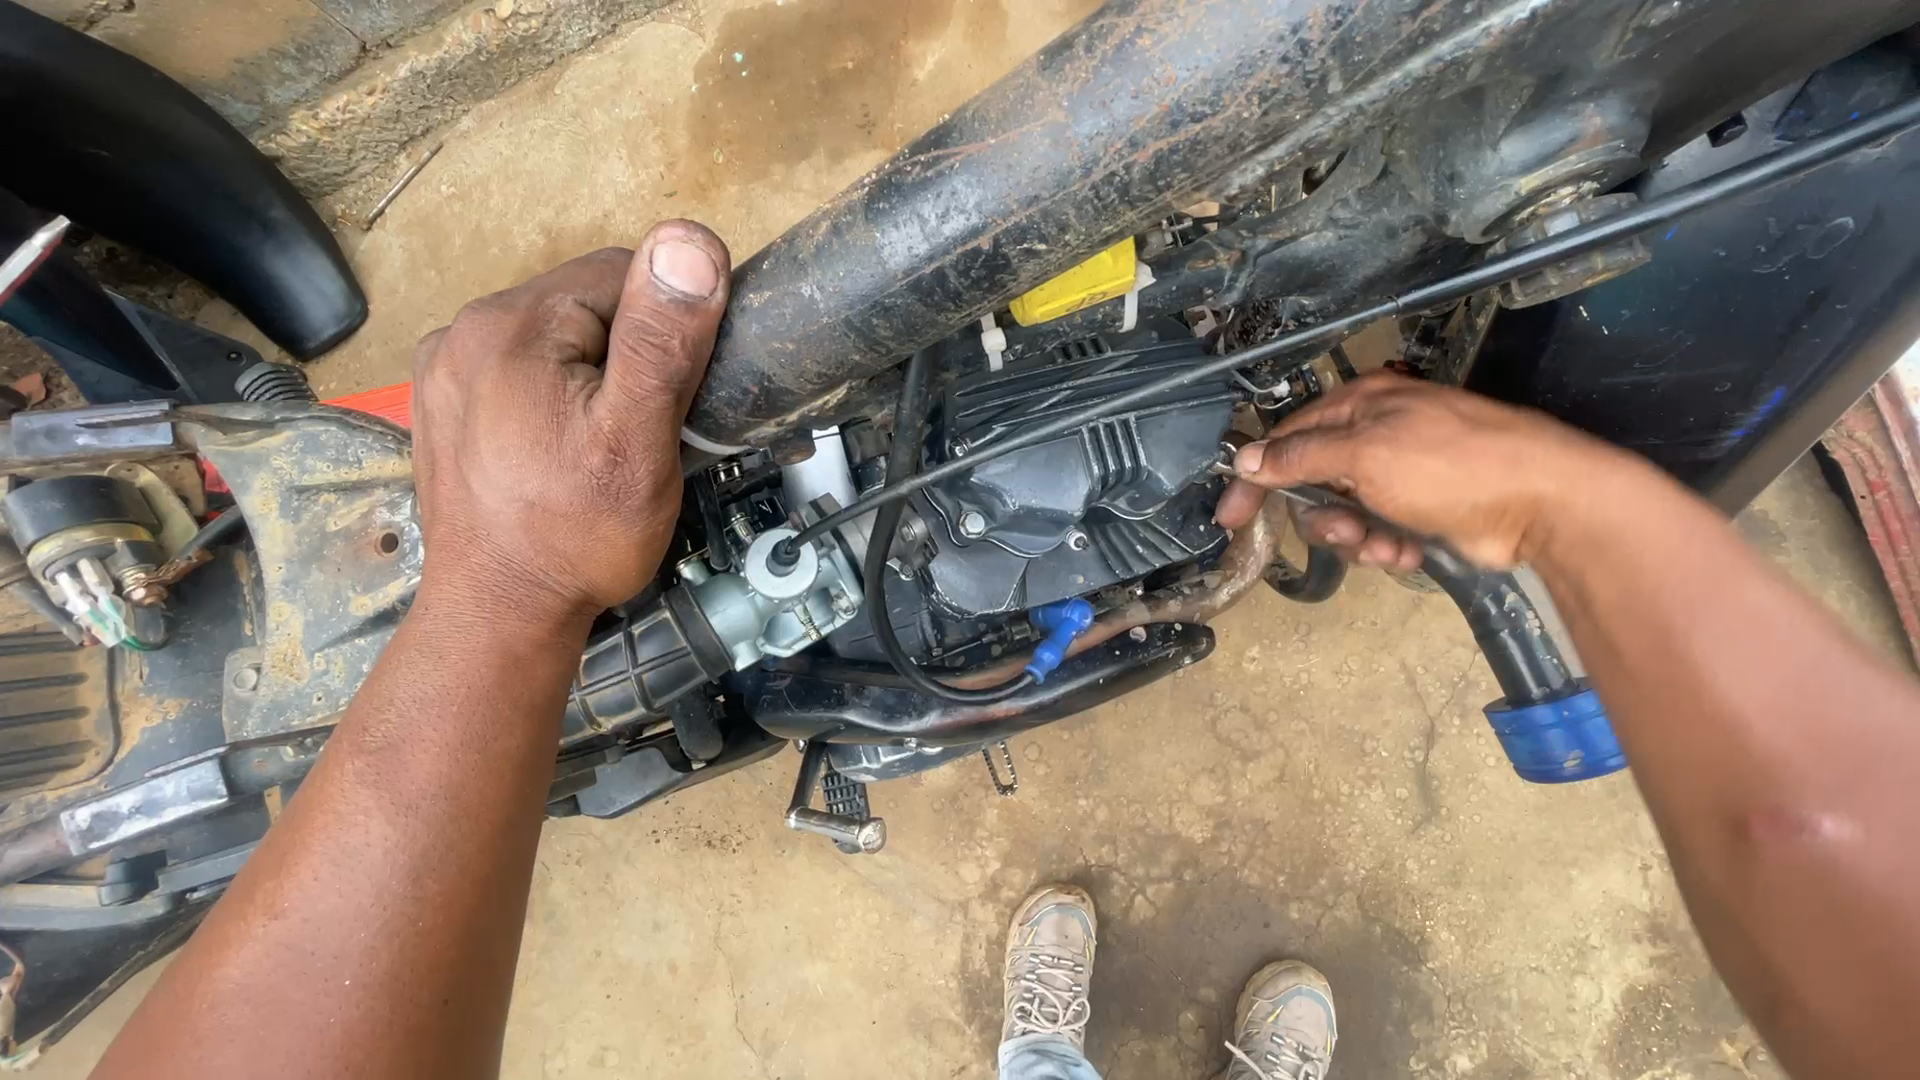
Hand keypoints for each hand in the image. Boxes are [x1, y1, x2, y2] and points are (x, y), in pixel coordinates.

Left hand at [410, 221, 731, 626]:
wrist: (503, 613)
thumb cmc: (580, 533)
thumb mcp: (637, 440)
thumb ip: (662, 342)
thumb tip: (690, 239)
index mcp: (513, 324)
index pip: (623, 274)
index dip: (672, 326)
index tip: (686, 389)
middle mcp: (465, 329)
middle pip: (586, 303)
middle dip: (636, 349)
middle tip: (655, 423)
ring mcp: (446, 368)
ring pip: (557, 335)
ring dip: (599, 370)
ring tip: (615, 438)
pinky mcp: (445, 403)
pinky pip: (521, 367)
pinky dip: (559, 389)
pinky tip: (567, 443)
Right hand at [1214, 372, 1648, 568]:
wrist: (1545, 504)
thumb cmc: (1450, 466)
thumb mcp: (1366, 454)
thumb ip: (1300, 457)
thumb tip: (1245, 459)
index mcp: (1359, 406)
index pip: (1285, 441)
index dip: (1256, 479)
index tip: (1230, 517)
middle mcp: (1372, 435)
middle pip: (1310, 484)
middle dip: (1322, 516)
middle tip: (1345, 532)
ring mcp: (1395, 474)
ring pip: (1339, 514)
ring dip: (1354, 536)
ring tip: (1384, 544)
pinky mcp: (1415, 510)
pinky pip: (1373, 532)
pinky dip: (1383, 545)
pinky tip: (1408, 549)